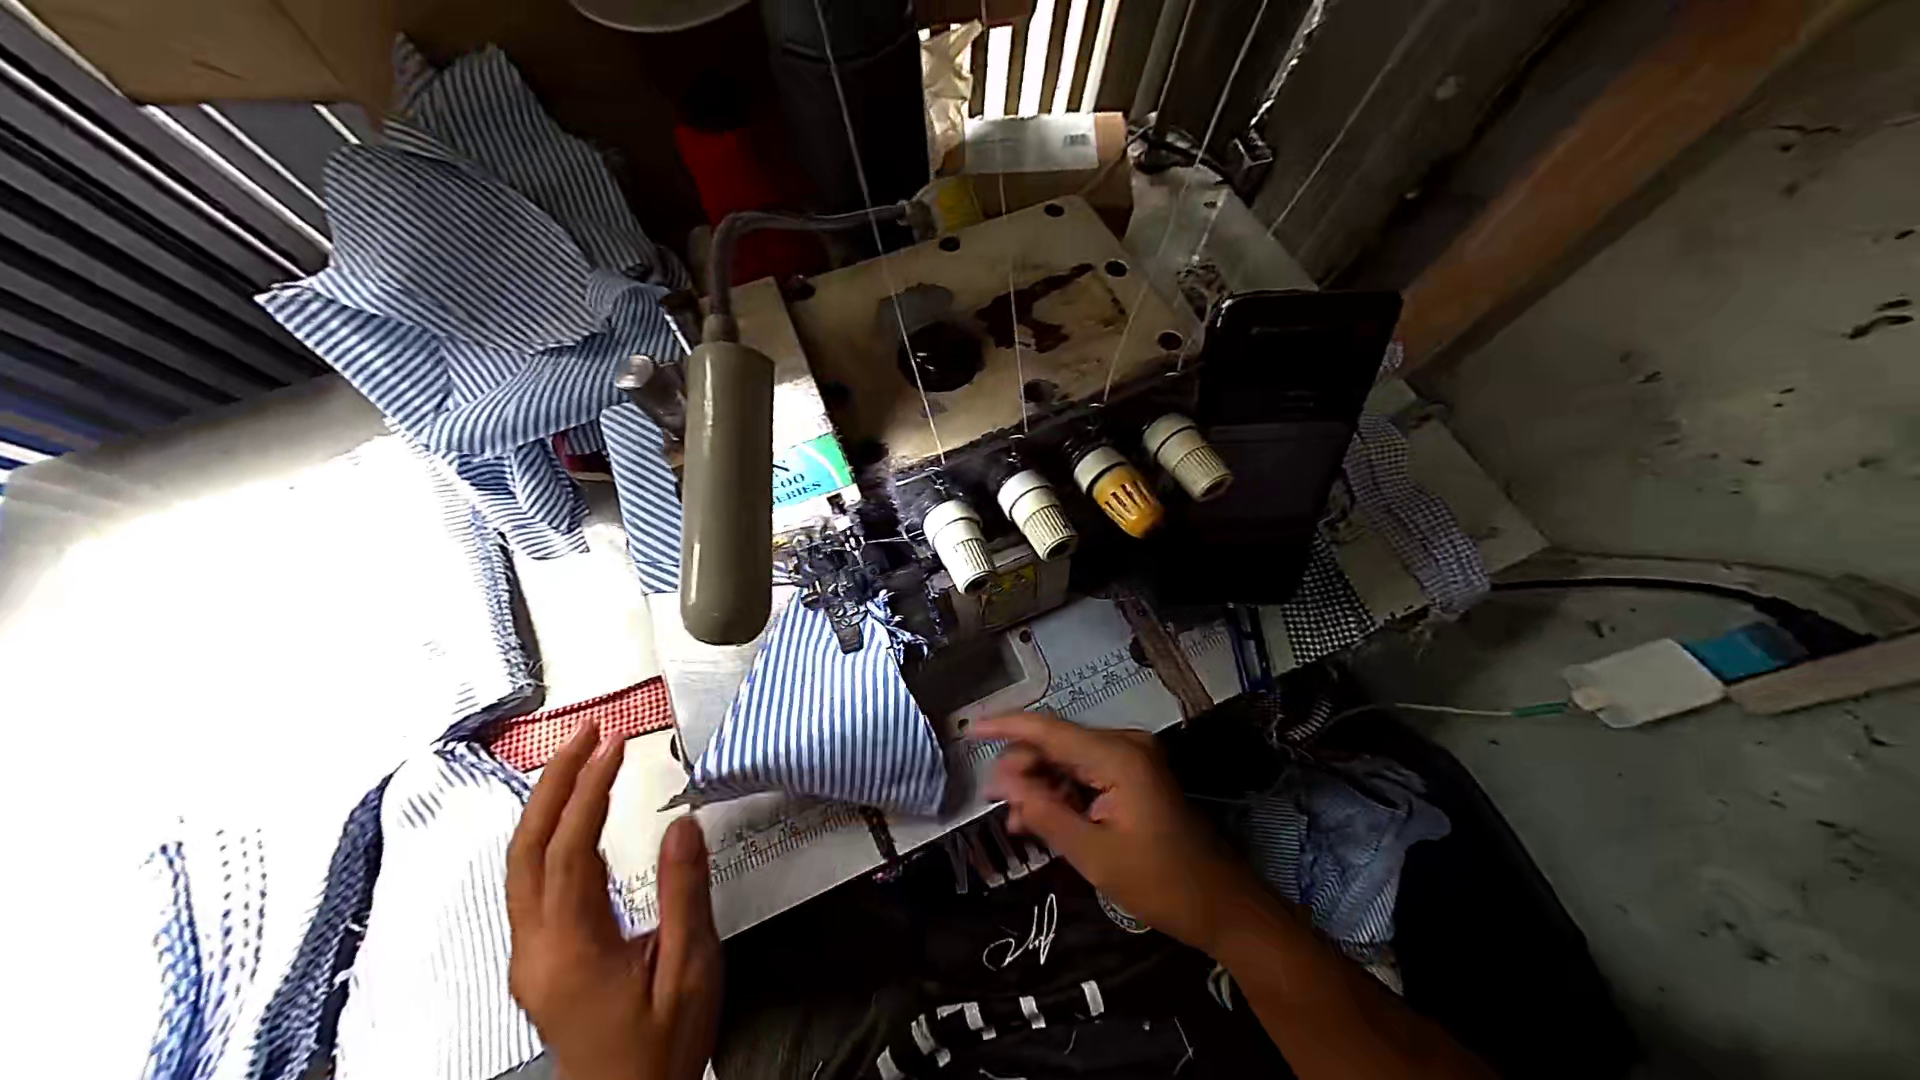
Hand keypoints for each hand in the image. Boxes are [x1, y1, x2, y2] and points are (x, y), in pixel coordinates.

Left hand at [506, 721, 722, 1079]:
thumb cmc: (662, 1044)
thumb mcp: (689, 969)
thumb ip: (684, 894)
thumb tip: (681, 824)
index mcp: (571, 949)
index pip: (569, 851)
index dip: (590, 791)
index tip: (616, 745)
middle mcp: (535, 946)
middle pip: (527, 848)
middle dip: (554, 781)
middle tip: (588, 732)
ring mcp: (530, 951)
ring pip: (522, 861)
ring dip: (549, 801)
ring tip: (582, 755)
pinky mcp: (539, 954)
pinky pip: (533, 877)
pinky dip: (553, 830)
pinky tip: (576, 811)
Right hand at [974, 711, 1262, 952]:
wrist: (1221, 905)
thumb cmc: (1160, 883)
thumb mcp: (1093, 854)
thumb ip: (1043, 813)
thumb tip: (1000, 780)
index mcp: (1118, 757)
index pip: (1049, 730)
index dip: (1005, 726)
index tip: (969, 727)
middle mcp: (1124, 744)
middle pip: (1055, 744)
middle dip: (1022, 771)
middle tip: (999, 808)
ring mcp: (1130, 757)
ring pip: (1066, 759)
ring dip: (1039, 785)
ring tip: (1018, 823)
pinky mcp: (1133, 774)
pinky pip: (1084, 773)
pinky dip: (1061, 792)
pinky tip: (1043, 819)